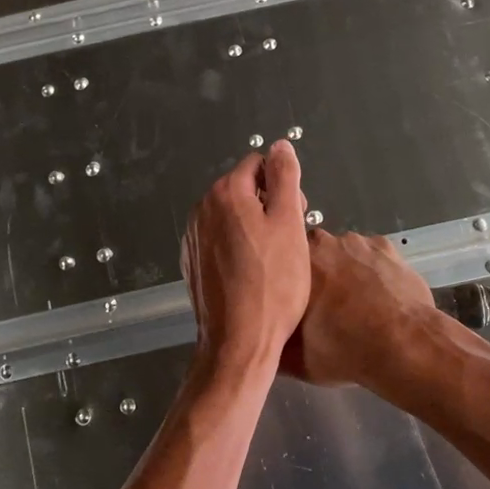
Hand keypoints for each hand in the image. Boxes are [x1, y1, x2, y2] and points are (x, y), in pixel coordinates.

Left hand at [181, 140, 310, 372]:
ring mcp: (193, 238)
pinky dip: (238, 249)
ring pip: (232, 217)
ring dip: (254, 228)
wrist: (239, 343)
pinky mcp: (192, 264)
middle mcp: (202, 209)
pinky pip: (221, 242)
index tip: (296, 215)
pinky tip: (253, 275)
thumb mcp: (290, 223)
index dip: (283, 185)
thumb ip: (285, 177)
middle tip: (290, 242)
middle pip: (244, 189)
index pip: (259, 165)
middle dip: (269, 206)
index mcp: (225, 192)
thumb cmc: (273, 283)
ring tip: (274, 262)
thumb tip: (280, 145)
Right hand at [283, 228, 436, 386]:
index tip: (292, 301)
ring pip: (344, 253)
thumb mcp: (295, 360)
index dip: (286, 281)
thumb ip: (275, 344)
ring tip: (356, 303)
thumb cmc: (344, 349)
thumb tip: (261, 342)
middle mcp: (324, 241)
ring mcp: (359, 241)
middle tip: (323, 304)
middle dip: (317, 273)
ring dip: (346, 270)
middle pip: (313, 254)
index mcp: (295, 261)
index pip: (281, 262)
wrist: (405, 347)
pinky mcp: (388, 247)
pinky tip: (380, 295)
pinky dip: (373, 270)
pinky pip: (372, 256)